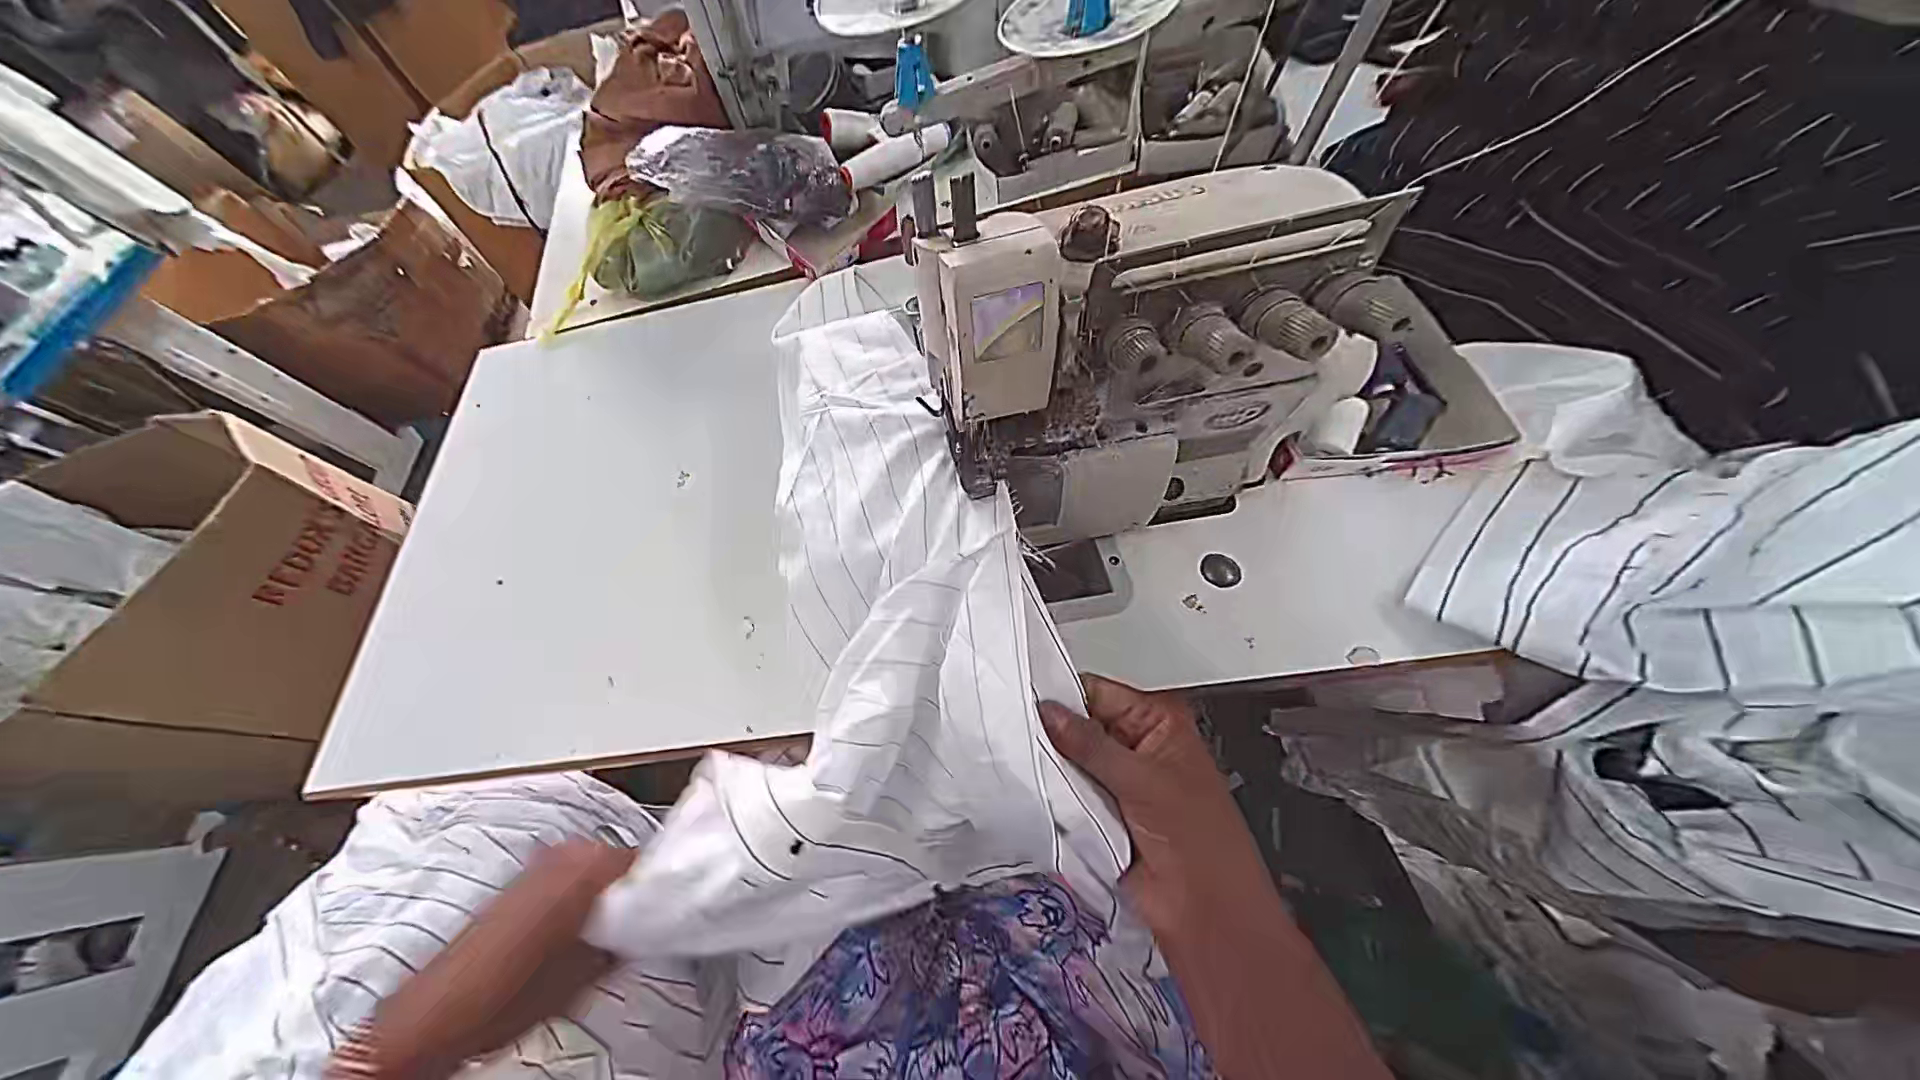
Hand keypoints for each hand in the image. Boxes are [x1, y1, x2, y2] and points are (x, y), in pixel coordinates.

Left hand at [329, 839, 634, 1078]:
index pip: (650, 863)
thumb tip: (648, 922)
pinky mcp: (524, 876)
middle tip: (642, 920)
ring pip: (599, 866)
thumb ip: (629, 934)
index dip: (664, 887)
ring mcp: (544, 861)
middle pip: (625, 860)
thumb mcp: (592, 970)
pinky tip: (579, 926)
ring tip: (609, 927)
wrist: (438, 1014)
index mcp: (592, 865)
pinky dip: (583, 892)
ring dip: (608, 890)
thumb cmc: (507, 994)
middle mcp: (570, 851)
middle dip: (634, 887)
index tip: (670, 906)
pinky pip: (573, 873)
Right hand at [1040, 675, 1267, 933]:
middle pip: (1080, 724)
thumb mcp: (1143, 780)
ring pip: (1070, 759)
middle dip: (1051, 730)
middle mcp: (1135, 745)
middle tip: (1012, 729)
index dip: (1062, 693)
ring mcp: (1116, 780)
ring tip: (1018, 759)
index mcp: (1158, 722)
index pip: (1098, 692)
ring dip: (1051, 764)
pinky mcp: (1100, 811)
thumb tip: (1050, 711)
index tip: (1022, 695)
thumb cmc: (1198, 840)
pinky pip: (1067, 791)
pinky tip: (1031, 787)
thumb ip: (1091, 744)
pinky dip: (1052, 792)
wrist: (1206, 914)